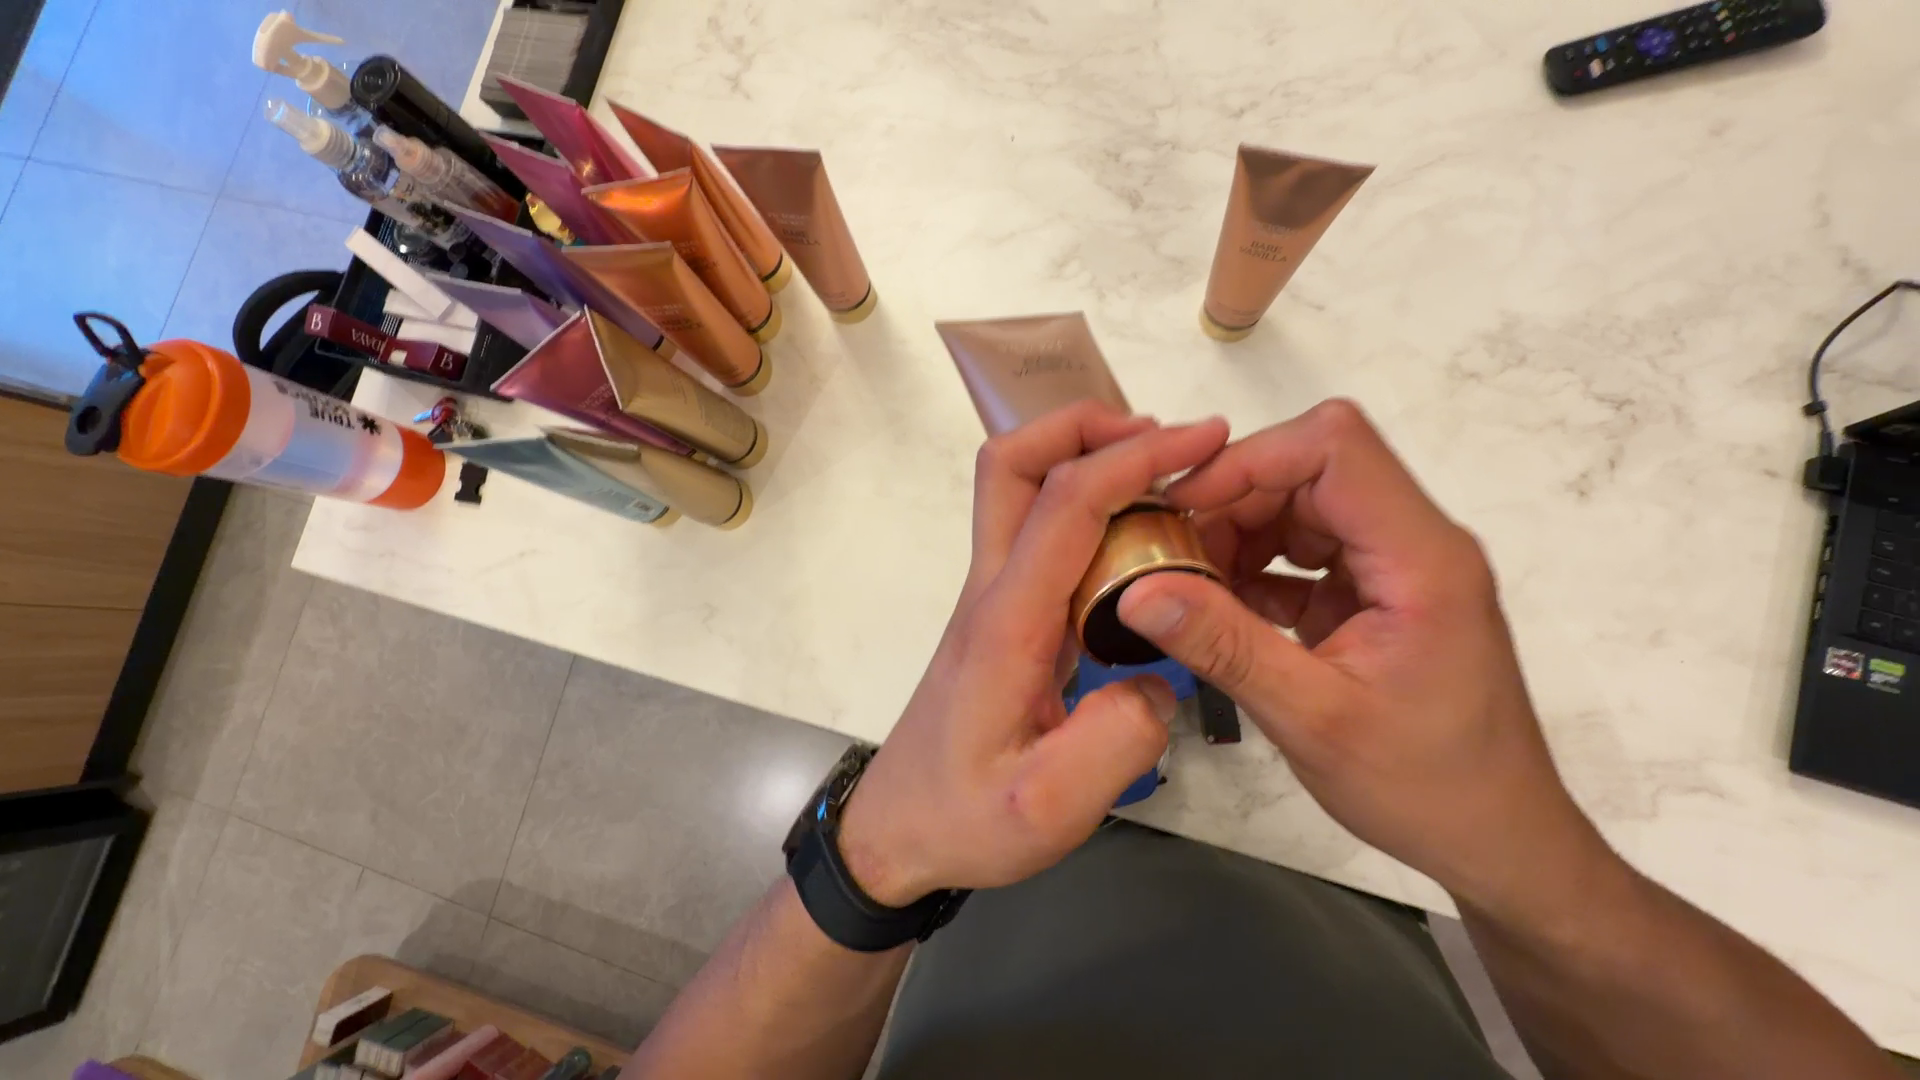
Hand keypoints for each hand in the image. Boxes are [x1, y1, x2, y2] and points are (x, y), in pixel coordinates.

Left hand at [837, 403, 1231, 907]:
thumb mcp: (1051, 806)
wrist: (897, 829)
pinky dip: (1087, 509)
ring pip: (1019, 490)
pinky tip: (1139, 542)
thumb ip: (1118, 739)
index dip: (1133, 459)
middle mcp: (993, 590)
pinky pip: (1039, 534)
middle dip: (1085, 427)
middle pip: (1012, 464)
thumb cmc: (965, 819)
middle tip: (1165, 442)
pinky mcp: (1002, 616)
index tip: (1202, 441)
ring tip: (1164, 479)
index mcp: (1008, 621)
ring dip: (1084, 460)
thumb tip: (1158, 676)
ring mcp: (993, 599)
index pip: (1065, 504)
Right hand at [1114, 400, 1609, 917]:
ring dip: (1237, 534)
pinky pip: (1302, 553)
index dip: (1250, 460)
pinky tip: (1215, 607)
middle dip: (1231, 500)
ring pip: (1301, 506)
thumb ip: (1224, 646)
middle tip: (1168, 554)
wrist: (1494, 839)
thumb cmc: (1423, 785)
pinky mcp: (1373, 594)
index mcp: (1420, 557)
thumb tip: (1135, 592)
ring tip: (1185, 585)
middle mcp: (1412, 543)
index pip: (1335, 447)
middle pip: (1311, 469)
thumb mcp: (1311, 718)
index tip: (1181, 507)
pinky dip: (1253, 569)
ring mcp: (1393, 567)